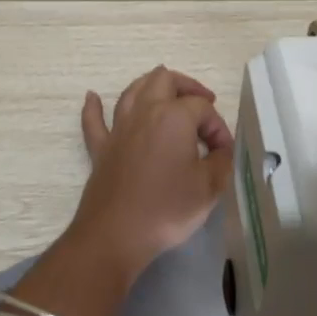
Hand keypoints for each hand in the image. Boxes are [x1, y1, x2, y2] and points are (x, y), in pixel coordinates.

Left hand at [66, 66, 234, 282]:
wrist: (116, 234)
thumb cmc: (167, 208)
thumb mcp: (209, 187)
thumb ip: (221, 161)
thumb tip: (221, 150)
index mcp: (173, 117)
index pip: (203, 109)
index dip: (218, 127)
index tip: (224, 152)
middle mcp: (144, 113)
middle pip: (163, 81)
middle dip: (187, 87)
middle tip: (203, 104)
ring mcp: (118, 129)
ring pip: (132, 91)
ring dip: (151, 86)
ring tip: (167, 93)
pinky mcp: (100, 149)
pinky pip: (94, 120)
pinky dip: (94, 106)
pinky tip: (92, 97)